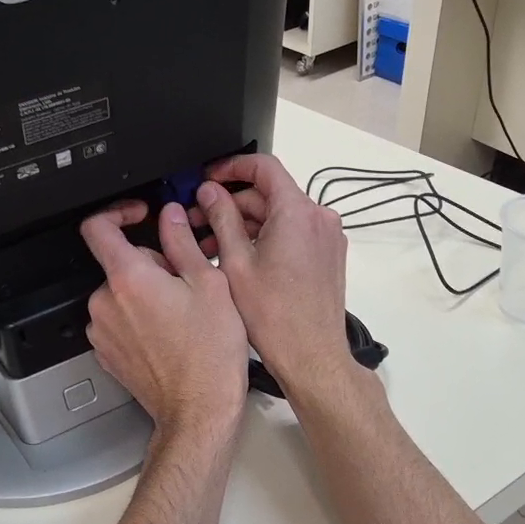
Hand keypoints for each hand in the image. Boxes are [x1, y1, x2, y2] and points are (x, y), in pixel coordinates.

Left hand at [80, 200, 248, 436]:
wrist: (198, 409)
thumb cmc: (209, 356)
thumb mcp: (209, 285)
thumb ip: (182, 243)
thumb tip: (171, 218)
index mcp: (129, 279)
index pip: (98, 227)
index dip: (117, 212)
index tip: (137, 214)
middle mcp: (106, 303)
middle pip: (119, 263)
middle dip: (150, 264)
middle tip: (184, 283)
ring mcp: (103, 330)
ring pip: (120, 293)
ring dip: (145, 293)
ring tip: (181, 314)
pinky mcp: (107, 352)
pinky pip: (119, 321)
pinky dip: (139, 319)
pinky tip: (169, 334)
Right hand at [190, 155, 351, 391]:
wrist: (311, 356)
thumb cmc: (275, 318)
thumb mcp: (235, 262)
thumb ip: (221, 218)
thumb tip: (210, 192)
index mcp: (297, 213)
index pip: (263, 167)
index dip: (231, 167)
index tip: (208, 177)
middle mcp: (318, 218)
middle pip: (268, 194)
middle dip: (231, 204)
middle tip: (197, 219)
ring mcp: (326, 237)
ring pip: (278, 216)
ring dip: (244, 224)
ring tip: (210, 245)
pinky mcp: (327, 255)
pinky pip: (292, 234)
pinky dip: (264, 238)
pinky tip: (237, 258)